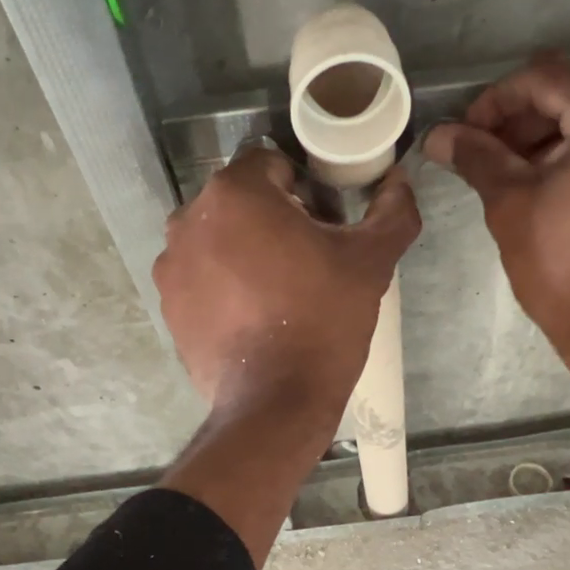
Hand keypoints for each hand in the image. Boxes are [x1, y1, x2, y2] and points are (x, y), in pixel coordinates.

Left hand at [153, 147, 420, 416]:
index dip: (305, 191)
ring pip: (218, 242)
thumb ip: (392, 213)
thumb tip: (400, 181)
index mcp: (235, 193)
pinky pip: (201, 282)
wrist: (275, 403)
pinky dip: (223, 291)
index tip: (325, 229)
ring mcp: (172, 267)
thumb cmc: (322, 322)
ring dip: (244, 255)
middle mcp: (189, 219)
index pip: (272, 165)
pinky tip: (253, 322)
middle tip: (307, 265)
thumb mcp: (370, 264)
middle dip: (273, 223)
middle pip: (241, 204)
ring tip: (279, 297)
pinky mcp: (169, 309)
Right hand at [425, 55, 569, 359]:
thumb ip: (477, 157)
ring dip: (555, 139)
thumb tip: (437, 135)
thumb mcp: (509, 204)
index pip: (547, 77)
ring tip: (518, 175)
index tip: (468, 133)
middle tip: (488, 155)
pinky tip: (559, 189)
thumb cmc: (559, 266)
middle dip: (526, 121)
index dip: (498, 100)